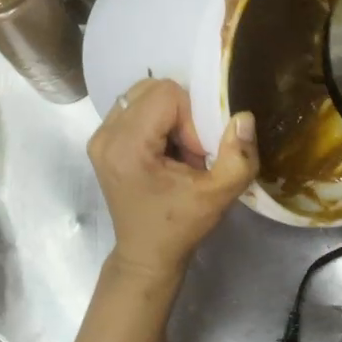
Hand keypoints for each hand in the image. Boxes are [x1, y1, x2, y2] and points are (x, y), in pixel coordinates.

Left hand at [88, 79, 257, 281]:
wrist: (145, 254)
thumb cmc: (179, 227)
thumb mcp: (218, 195)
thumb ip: (239, 156)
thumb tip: (244, 117)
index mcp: (127, 146)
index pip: (166, 94)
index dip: (191, 118)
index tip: (195, 154)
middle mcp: (105, 135)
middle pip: (152, 88)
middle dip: (181, 114)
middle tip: (188, 151)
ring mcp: (98, 136)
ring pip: (143, 95)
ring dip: (169, 117)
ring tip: (176, 153)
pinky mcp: (101, 141)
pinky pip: (134, 108)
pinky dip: (155, 122)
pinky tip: (163, 153)